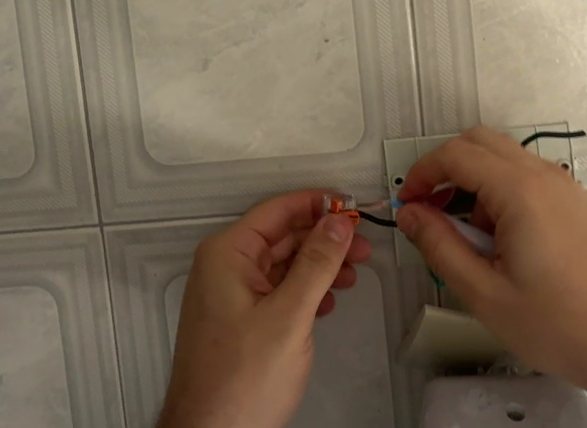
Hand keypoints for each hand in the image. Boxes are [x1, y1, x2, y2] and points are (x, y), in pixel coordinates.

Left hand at [158, 190, 373, 427]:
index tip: (349, 206)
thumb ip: (316, 264)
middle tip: (360, 243)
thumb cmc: (238, 383)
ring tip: (352, 272)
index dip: (316, 204)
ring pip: (284, 262)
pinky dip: (306, 289)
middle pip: (283, 235)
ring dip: (319, 265)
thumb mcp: (289, 315)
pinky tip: (328, 299)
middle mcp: (226, 266)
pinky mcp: (241, 318)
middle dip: (324, 238)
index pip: (278, 210)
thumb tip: (336, 223)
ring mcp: (231, 293)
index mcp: (228, 253)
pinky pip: (278, 288)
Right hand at [395, 127, 586, 426]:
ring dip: (473, 178)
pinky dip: (500, 188)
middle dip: (445, 167)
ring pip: (504, 156)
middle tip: (428, 208)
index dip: (422, 173)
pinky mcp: (578, 203)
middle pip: (479, 141)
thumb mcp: (486, 294)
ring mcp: (565, 186)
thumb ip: (440, 247)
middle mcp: (544, 175)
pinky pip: (527, 175)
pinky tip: (499, 238)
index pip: (456, 154)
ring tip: (463, 231)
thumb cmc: (563, 326)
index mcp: (519, 190)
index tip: (407, 203)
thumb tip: (410, 214)